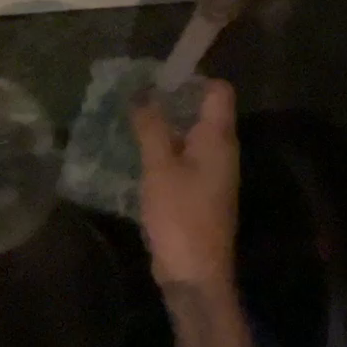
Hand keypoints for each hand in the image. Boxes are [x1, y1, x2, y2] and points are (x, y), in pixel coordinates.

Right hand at [131, 78, 240, 292]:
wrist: (194, 272)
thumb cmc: (180, 215)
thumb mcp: (159, 167)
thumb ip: (151, 127)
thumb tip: (141, 92)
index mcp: (218, 140)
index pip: (218, 92)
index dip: (193, 78)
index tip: (158, 74)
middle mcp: (220, 152)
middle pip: (201, 112)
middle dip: (170, 100)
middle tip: (132, 93)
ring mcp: (209, 174)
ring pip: (187, 136)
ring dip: (161, 126)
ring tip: (126, 118)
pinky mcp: (195, 193)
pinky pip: (180, 159)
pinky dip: (160, 151)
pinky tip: (133, 152)